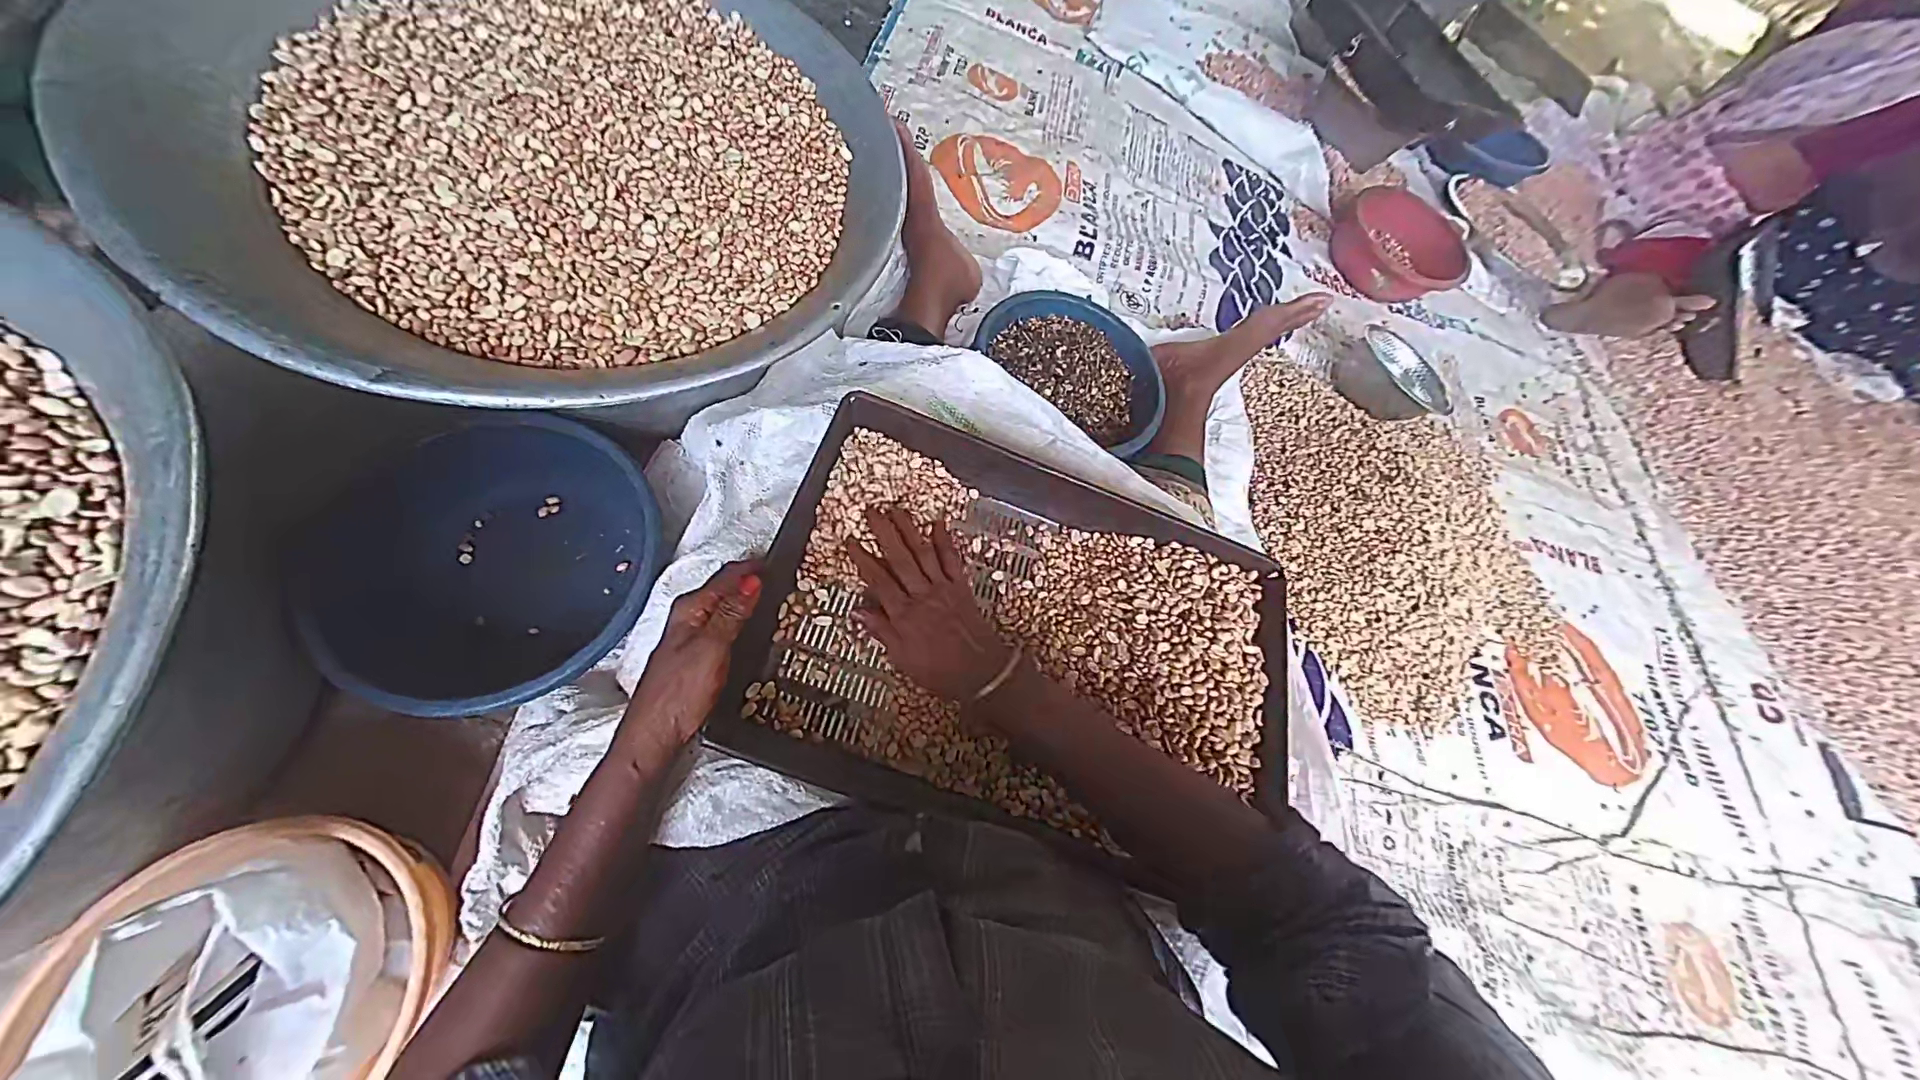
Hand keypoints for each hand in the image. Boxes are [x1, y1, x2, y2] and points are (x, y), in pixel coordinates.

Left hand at [621, 560, 762, 747]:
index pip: (727, 576)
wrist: (655, 734)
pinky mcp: (696, 656)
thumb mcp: (713, 647)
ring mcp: (691, 637)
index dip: (753, 567)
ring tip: (770, 595)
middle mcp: (687, 619)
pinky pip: (723, 626)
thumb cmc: (678, 695)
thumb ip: (732, 613)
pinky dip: (740, 619)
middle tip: (778, 574)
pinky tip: (750, 626)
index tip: (777, 562)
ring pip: (724, 607)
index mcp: (690, 609)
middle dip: (749, 579)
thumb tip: (752, 581)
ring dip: (745, 599)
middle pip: (724, 589)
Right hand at [846, 506, 1010, 700]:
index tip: (851, 542)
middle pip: (899, 558)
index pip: (878, 580)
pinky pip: (952, 560)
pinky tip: (937, 524)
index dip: (863, 559)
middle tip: (872, 511)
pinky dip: (945, 541)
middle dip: (884, 532)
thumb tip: (858, 612)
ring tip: (897, 510)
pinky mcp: (961, 588)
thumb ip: (882, 631)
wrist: (982, 673)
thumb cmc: (940, 671)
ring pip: (923, 553)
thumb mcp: (903, 658)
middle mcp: (922, 596)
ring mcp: (943, 589)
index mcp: (905, 615)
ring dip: (910, 529)